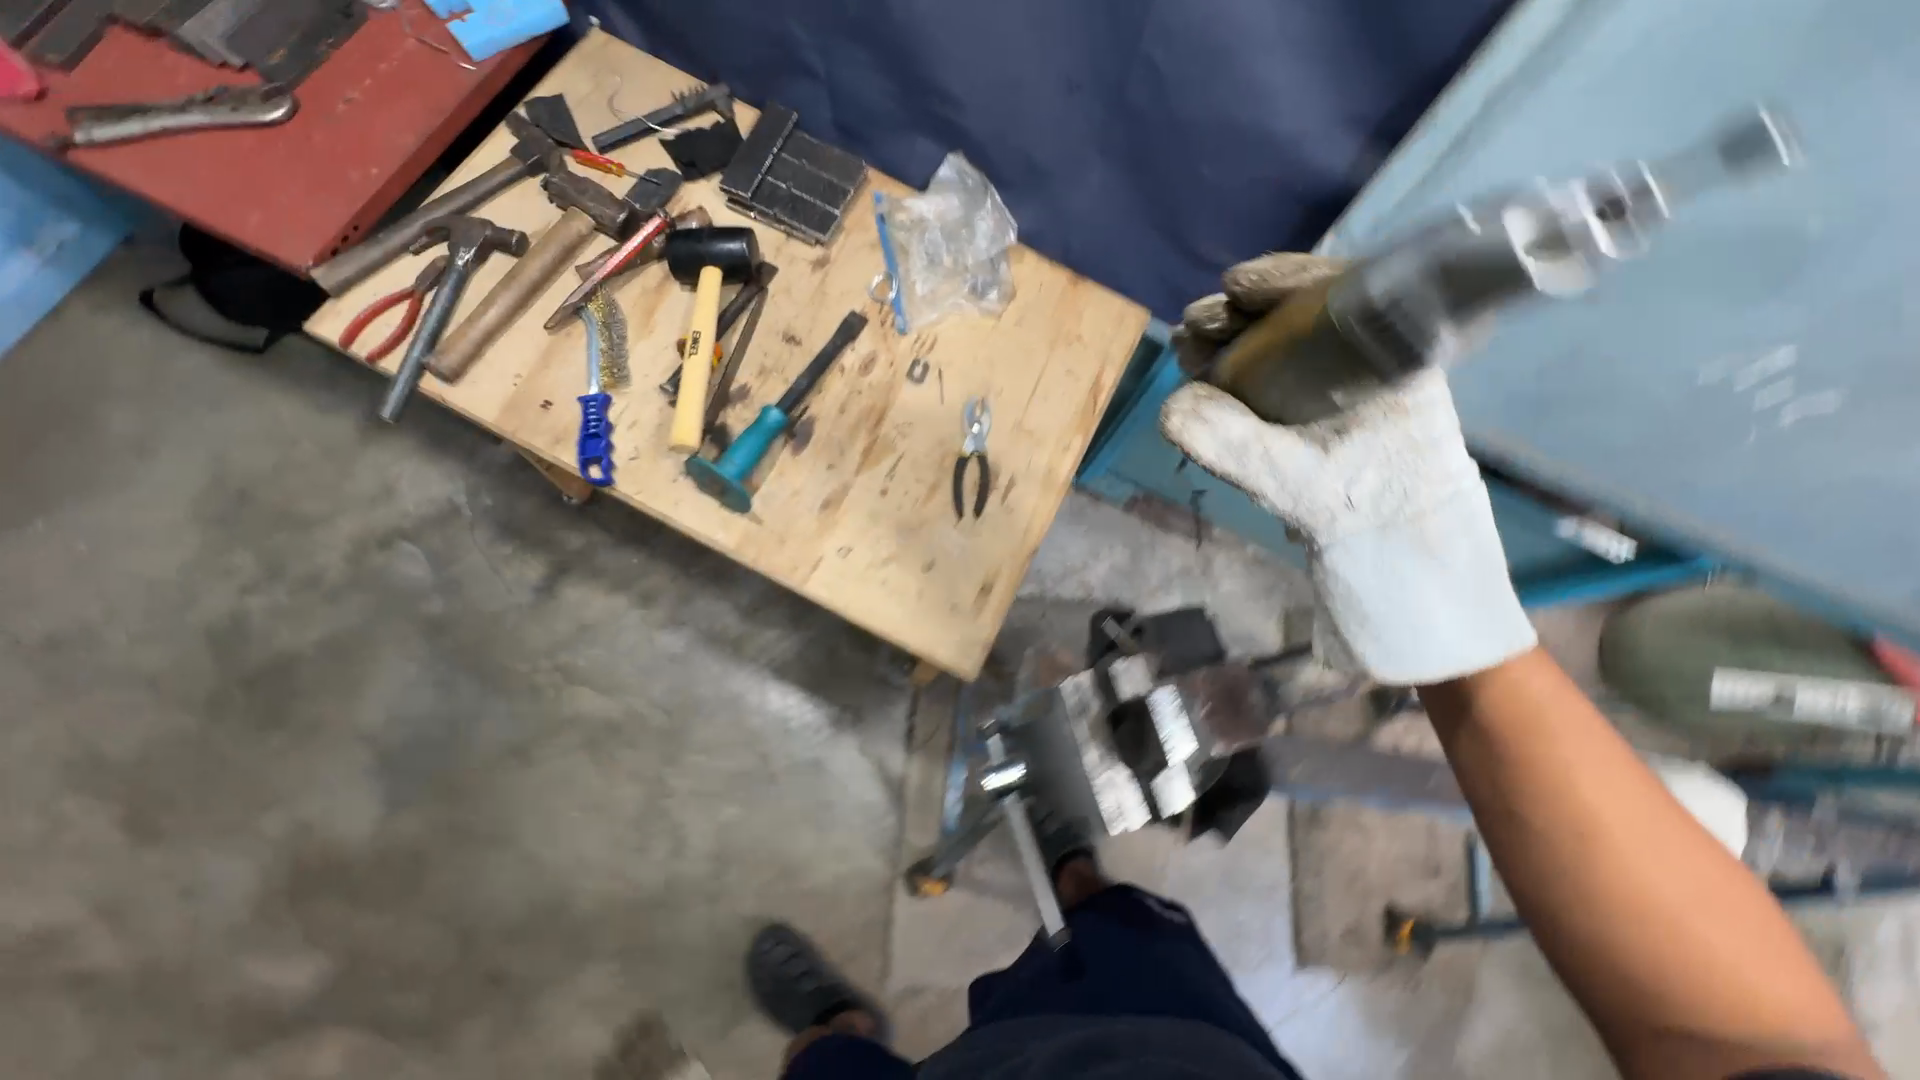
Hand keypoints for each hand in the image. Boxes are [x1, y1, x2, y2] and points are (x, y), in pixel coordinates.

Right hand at [1161, 253, 1534, 685]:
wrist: (1412, 587)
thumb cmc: (1379, 532)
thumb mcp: (1301, 488)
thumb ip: (1233, 445)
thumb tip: (1171, 406)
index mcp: (1393, 364)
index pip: (1341, 291)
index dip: (1283, 280)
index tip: (1233, 288)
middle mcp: (1373, 371)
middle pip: (1305, 317)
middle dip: (1244, 317)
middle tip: (1194, 332)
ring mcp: (1348, 401)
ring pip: (1288, 350)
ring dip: (1234, 347)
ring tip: (1190, 355)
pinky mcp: (1326, 429)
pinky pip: (1280, 387)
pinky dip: (1240, 381)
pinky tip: (1208, 386)